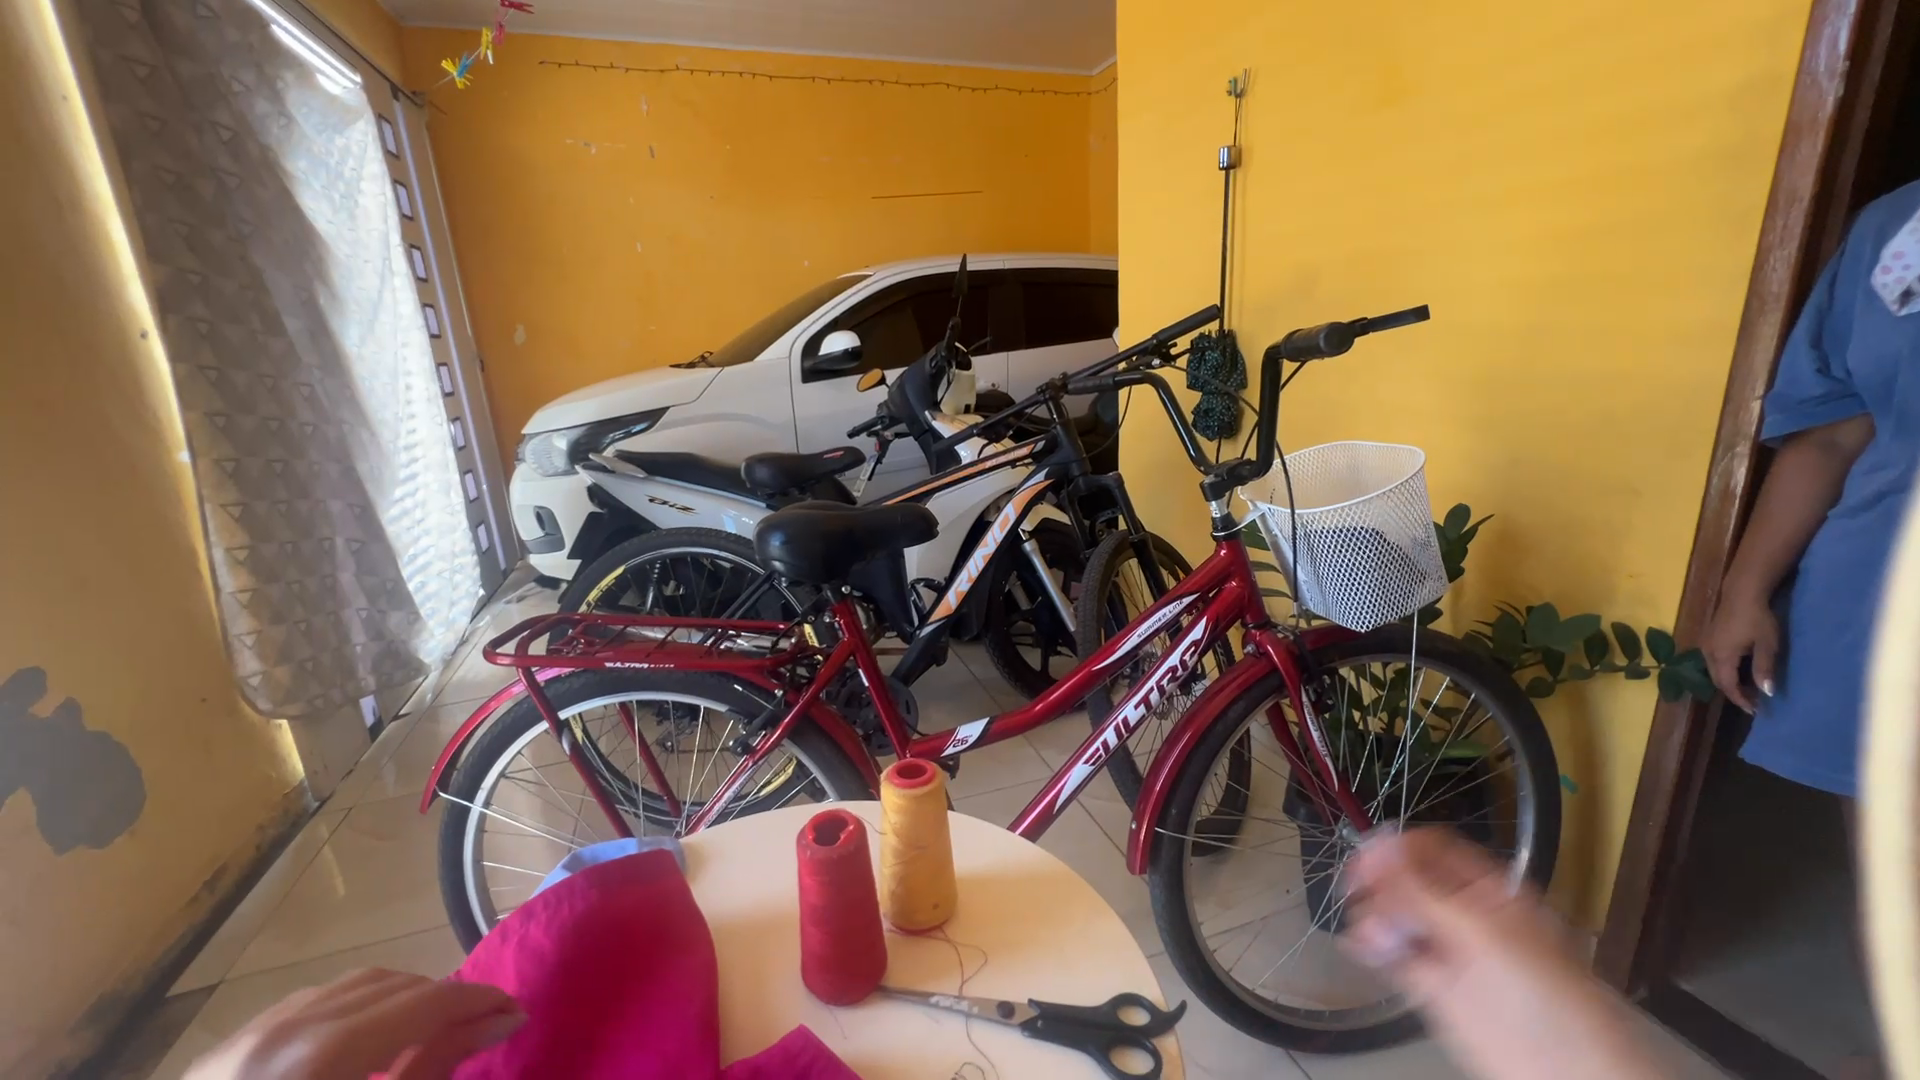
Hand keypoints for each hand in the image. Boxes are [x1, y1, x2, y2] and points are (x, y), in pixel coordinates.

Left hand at [184, 969, 522, 1079]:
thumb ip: (435, 1066)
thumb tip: (503, 1019)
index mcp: (324, 1053)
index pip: (428, 999)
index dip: (480, 999)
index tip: (515, 1012)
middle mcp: (285, 1027)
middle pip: (394, 985)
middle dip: (443, 1000)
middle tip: (478, 1025)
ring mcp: (245, 1035)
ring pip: (352, 986)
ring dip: (401, 998)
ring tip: (425, 1030)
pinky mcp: (220, 1050)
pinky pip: (307, 1004)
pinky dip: (352, 1009)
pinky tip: (363, 1040)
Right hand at [1341, 829, 1667, 1079]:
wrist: (1565, 1076)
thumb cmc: (1546, 1000)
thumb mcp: (1483, 934)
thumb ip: (1424, 891)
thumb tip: (1380, 846)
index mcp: (1488, 891)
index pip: (1433, 850)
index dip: (1399, 848)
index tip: (1368, 857)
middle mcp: (1464, 913)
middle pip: (1407, 879)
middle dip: (1382, 884)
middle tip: (1360, 891)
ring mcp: (1446, 947)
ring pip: (1395, 913)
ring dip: (1375, 915)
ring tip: (1371, 934)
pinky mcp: (1429, 980)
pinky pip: (1392, 950)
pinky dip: (1373, 944)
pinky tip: (1365, 946)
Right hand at [1702, 588, 1778, 711]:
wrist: (1741, 595)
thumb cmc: (1757, 620)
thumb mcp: (1767, 646)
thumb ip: (1764, 669)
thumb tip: (1767, 692)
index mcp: (1721, 656)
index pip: (1727, 685)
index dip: (1740, 699)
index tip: (1755, 711)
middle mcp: (1707, 653)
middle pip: (1717, 680)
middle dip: (1734, 693)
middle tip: (1754, 702)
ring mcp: (1705, 645)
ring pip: (1713, 671)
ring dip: (1729, 682)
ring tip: (1748, 689)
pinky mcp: (1708, 640)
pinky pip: (1713, 662)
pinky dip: (1725, 671)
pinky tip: (1738, 670)